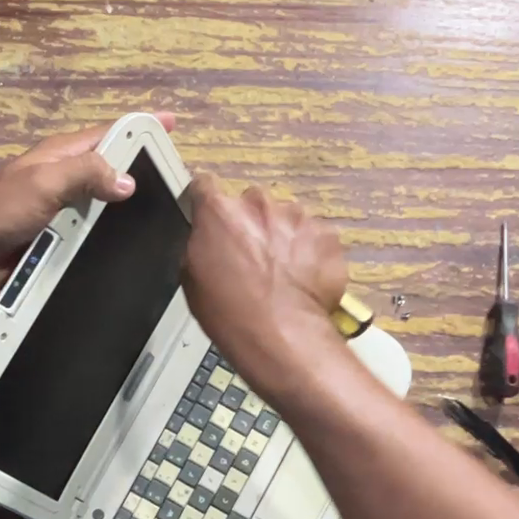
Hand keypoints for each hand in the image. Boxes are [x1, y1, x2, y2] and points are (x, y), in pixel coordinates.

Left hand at [0, 114, 176, 292]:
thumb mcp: (44, 182)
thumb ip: (85, 174)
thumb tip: (130, 181)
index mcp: (61, 155)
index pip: (108, 133)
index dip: (140, 126)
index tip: (172, 124)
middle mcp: (64, 178)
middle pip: (111, 169)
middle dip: (143, 170)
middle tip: (178, 182)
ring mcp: (61, 210)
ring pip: (104, 205)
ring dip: (129, 210)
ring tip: (166, 218)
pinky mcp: (57, 238)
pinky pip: (92, 234)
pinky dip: (110, 236)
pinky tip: (132, 246)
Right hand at [182, 179, 347, 401]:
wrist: (280, 334)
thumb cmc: (228, 312)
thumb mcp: (191, 277)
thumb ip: (200, 243)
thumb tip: (208, 238)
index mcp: (218, 212)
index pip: (204, 185)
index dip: (206, 200)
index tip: (209, 214)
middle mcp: (258, 204)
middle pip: (250, 202)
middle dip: (250, 222)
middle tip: (250, 255)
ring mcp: (297, 217)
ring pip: (285, 218)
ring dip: (281, 236)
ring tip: (280, 271)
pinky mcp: (327, 235)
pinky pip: (314, 236)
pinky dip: (308, 251)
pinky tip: (301, 278)